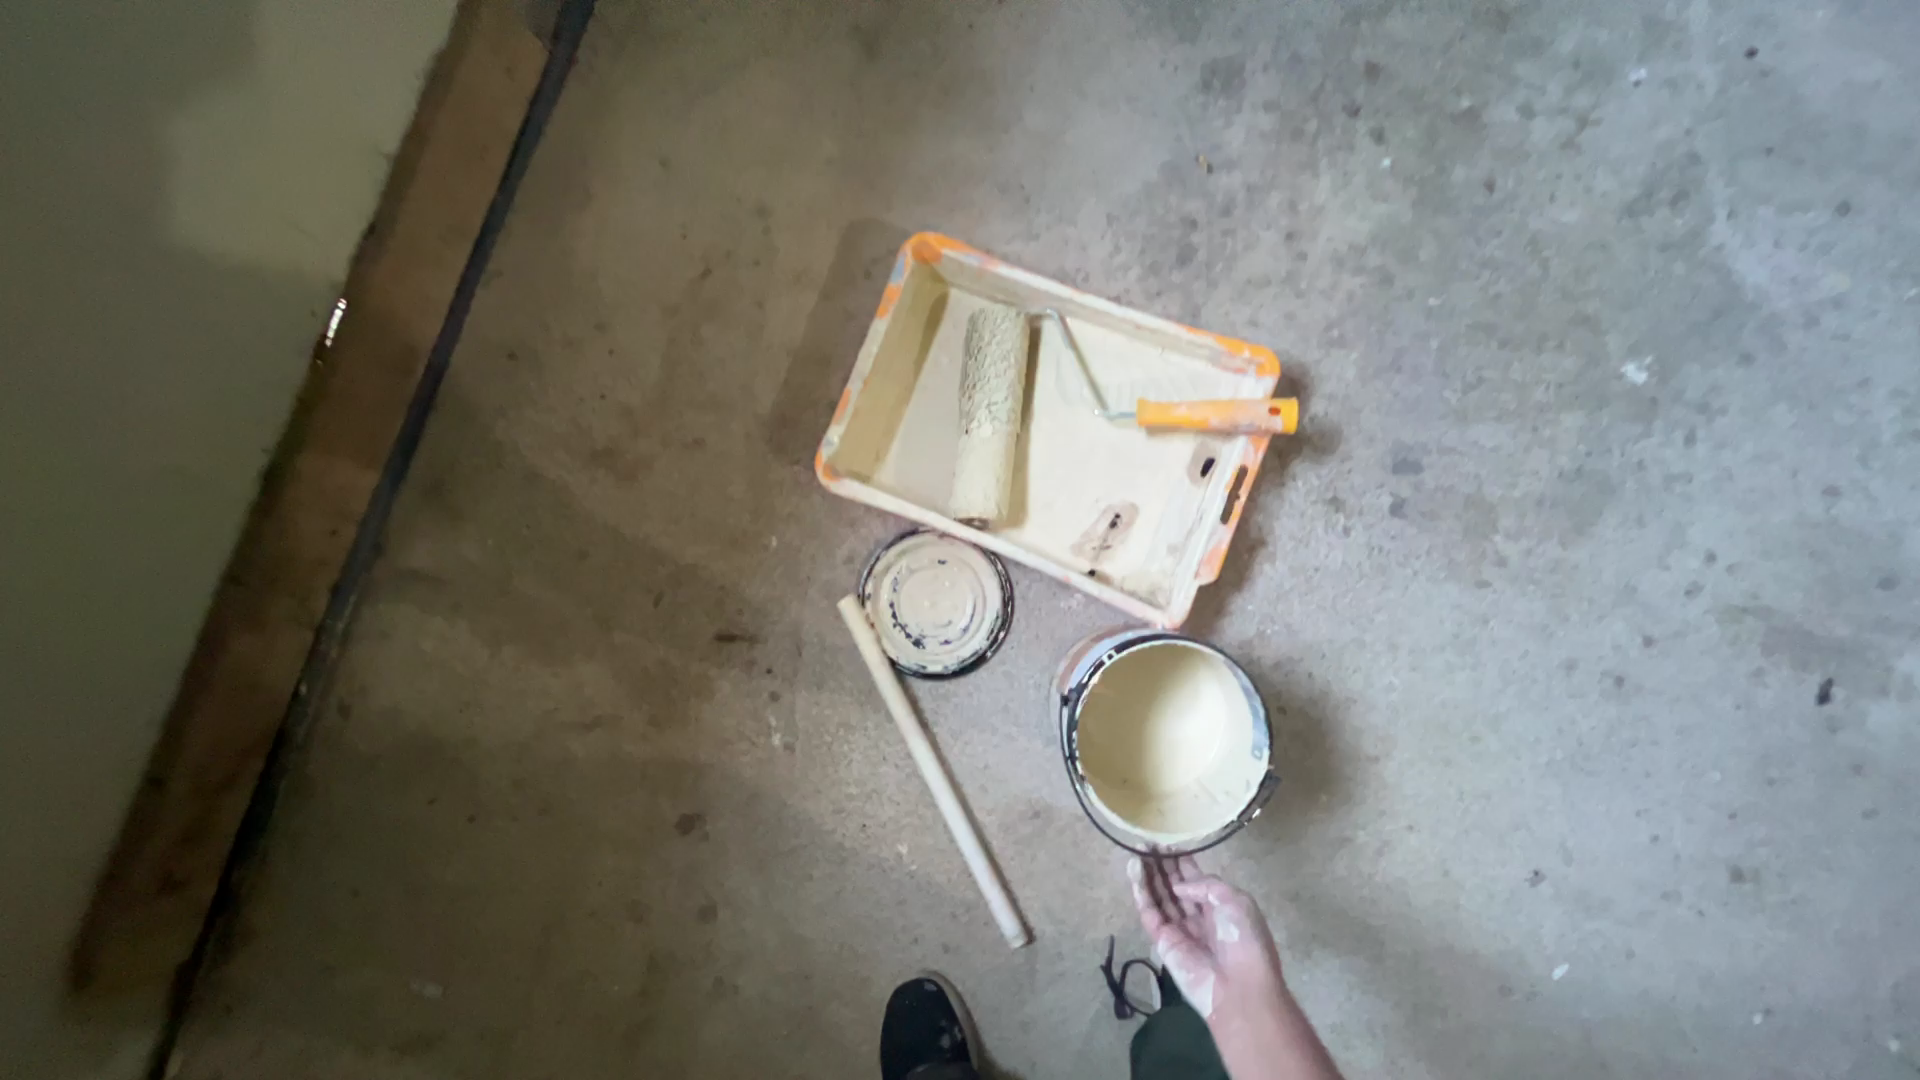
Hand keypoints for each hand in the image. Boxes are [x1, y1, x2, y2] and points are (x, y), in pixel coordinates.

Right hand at [1129, 856, 1342, 1079]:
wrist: (1240, 988)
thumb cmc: (1244, 939)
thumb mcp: (1235, 900)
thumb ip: (1205, 884)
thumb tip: (1178, 886)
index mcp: (1220, 907)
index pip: (1195, 878)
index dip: (1180, 860)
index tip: (1165, 841)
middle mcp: (1198, 915)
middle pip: (1174, 885)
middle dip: (1161, 864)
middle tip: (1147, 842)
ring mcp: (1179, 929)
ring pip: (1159, 896)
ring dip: (1148, 874)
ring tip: (1137, 850)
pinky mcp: (1163, 942)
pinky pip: (1149, 912)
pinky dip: (1141, 891)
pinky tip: (1135, 869)